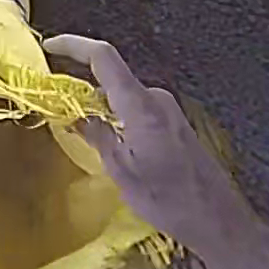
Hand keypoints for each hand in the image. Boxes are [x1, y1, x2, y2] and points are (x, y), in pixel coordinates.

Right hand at [44, 34, 257, 255]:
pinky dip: (115, 115)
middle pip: (110, 77)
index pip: (103, 58)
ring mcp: (167, 110)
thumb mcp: (121, 170)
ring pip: (121, 95)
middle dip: (81, 86)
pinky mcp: (173, 123)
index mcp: (140, 106)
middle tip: (58, 104)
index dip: (73, 45)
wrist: (220, 223)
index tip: (48, 46)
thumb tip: (75, 115)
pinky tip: (107, 139)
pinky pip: (134, 107)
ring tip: (80, 130)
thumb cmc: (168, 199)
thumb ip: (96, 135)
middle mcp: (156, 99)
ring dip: (99, 105)